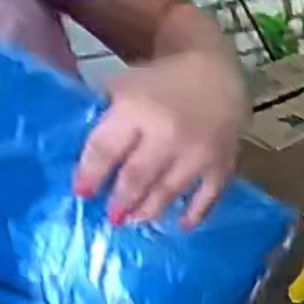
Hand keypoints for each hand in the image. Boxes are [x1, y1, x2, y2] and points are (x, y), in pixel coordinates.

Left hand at [73, 51, 246, 227]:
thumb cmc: (162, 83)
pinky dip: (195, 213)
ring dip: (151, 210)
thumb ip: (113, 121)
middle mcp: (168, 135)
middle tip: (112, 218)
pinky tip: (182, 225)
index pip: (107, 148)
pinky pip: (207, 197)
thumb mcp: (125, 87)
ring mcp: (198, 154)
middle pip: (138, 175)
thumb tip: (101, 163)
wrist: (216, 79)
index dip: (92, 173)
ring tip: (136, 221)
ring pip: (169, 190)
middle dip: (122, 199)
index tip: (82, 193)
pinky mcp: (221, 167)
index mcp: (136, 109)